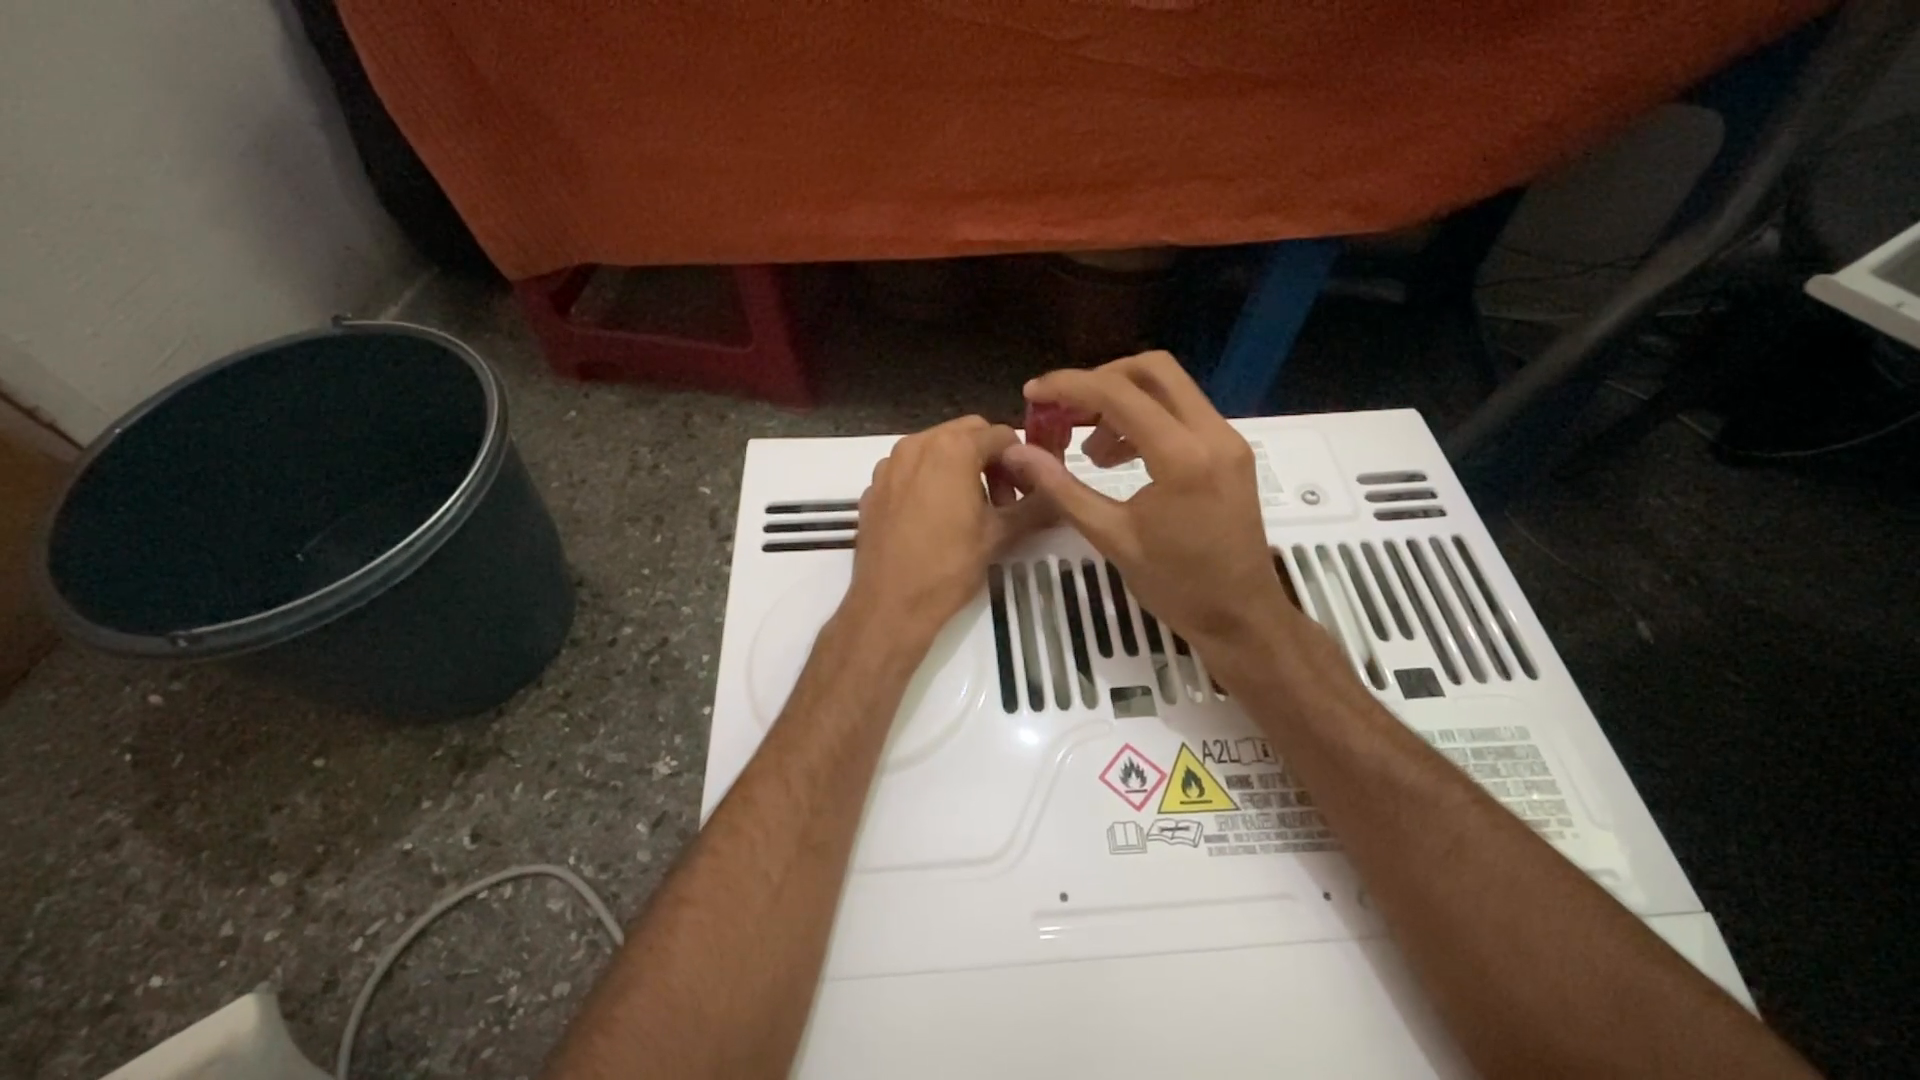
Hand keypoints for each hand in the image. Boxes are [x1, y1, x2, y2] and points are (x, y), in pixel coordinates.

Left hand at [845, 416, 1052, 648]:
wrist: (890, 604)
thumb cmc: (948, 567)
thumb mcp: (1000, 535)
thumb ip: (1035, 508)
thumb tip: (1060, 496)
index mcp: (952, 448)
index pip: (1001, 435)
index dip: (1021, 460)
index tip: (1026, 492)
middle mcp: (917, 445)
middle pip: (966, 434)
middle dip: (990, 460)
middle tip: (1003, 500)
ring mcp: (889, 465)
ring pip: (936, 449)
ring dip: (960, 468)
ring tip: (971, 510)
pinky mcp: (874, 488)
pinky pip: (910, 470)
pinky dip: (930, 481)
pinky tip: (936, 518)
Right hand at [999, 351, 1311, 657]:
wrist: (1242, 616)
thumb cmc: (1177, 586)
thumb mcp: (1112, 538)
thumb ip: (1063, 488)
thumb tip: (1018, 453)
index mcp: (1182, 457)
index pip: (1118, 394)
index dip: (1069, 387)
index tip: (1034, 394)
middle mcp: (1212, 434)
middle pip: (1152, 369)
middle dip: (1100, 380)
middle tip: (1065, 412)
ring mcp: (1227, 440)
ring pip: (1170, 388)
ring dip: (1123, 401)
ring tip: (1089, 449)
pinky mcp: (1231, 451)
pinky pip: (1184, 413)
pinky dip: (1146, 418)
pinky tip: (1119, 456)